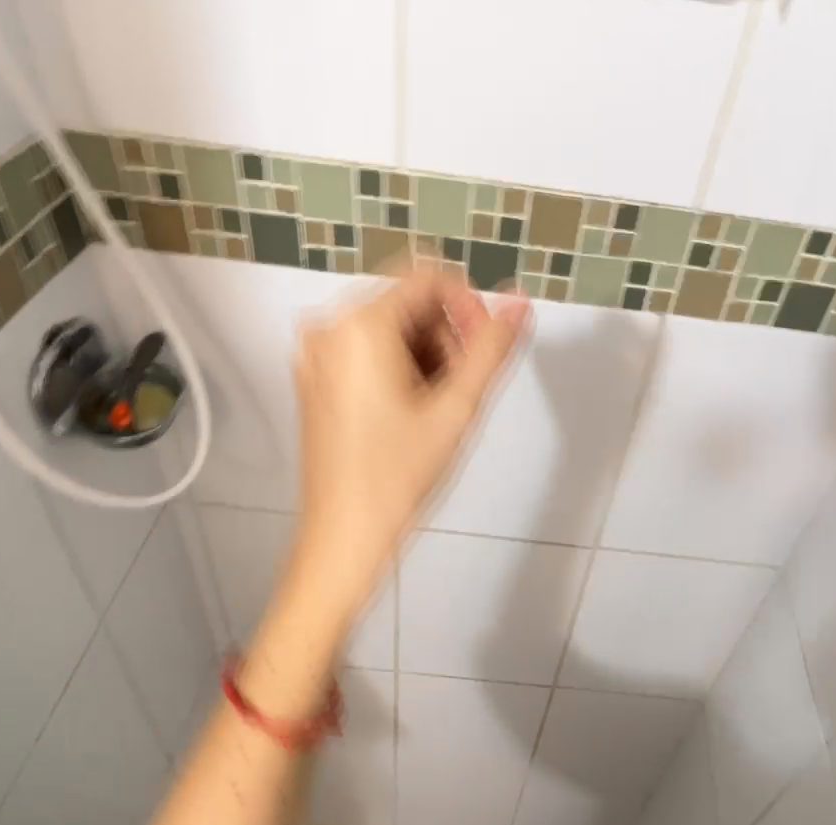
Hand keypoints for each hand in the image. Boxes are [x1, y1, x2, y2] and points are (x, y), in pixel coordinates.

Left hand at [288, 267, 529, 599]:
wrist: (343, 535)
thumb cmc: (393, 481)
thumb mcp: (456, 409)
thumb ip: (492, 349)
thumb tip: (520, 304)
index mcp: (359, 326)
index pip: (430, 277)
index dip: (468, 308)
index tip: (482, 354)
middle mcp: (328, 329)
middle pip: (408, 302)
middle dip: (446, 337)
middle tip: (460, 393)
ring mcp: (317, 356)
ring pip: (390, 329)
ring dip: (426, 356)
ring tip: (436, 412)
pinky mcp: (316, 380)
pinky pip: (368, 352)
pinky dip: (399, 370)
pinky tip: (412, 415)